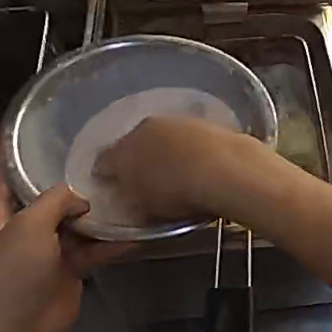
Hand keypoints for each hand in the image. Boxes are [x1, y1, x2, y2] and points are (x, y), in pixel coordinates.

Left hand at [0, 174, 129, 331]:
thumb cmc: (14, 275)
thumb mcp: (28, 227)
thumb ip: (54, 201)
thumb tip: (79, 196)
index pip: (7, 180)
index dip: (22, 159)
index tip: (49, 137)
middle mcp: (21, 232)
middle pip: (46, 201)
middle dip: (69, 185)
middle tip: (101, 161)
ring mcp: (46, 253)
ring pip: (72, 225)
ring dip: (93, 214)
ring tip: (122, 192)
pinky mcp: (68, 271)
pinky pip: (90, 250)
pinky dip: (108, 243)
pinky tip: (131, 233)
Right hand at [94, 116, 284, 222]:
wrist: (227, 169)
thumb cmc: (179, 194)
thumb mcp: (146, 210)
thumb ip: (132, 202)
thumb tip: (129, 198)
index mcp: (122, 151)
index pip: (104, 162)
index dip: (106, 175)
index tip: (112, 186)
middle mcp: (143, 128)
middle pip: (133, 145)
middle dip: (136, 160)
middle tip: (146, 180)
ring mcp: (175, 121)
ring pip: (161, 137)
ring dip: (165, 151)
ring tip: (177, 173)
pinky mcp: (204, 121)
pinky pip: (188, 139)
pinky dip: (189, 150)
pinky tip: (200, 165)